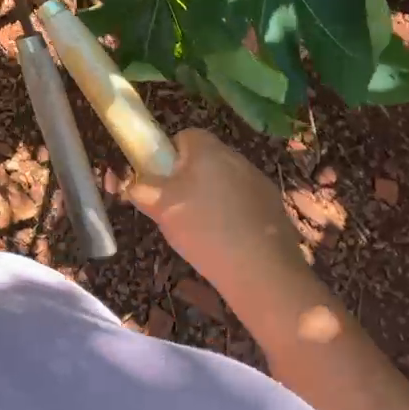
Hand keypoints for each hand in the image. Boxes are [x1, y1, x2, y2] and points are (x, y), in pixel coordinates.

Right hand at [126, 129, 308, 290]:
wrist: (263, 273)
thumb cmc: (203, 229)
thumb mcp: (158, 207)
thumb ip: (139, 188)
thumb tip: (132, 184)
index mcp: (208, 150)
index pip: (184, 136)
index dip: (168, 156)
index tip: (163, 181)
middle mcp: (237, 159)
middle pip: (205, 160)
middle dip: (189, 179)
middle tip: (176, 206)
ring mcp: (261, 184)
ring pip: (225, 182)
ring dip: (212, 197)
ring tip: (202, 229)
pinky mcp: (276, 209)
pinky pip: (245, 204)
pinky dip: (234, 216)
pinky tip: (227, 241)